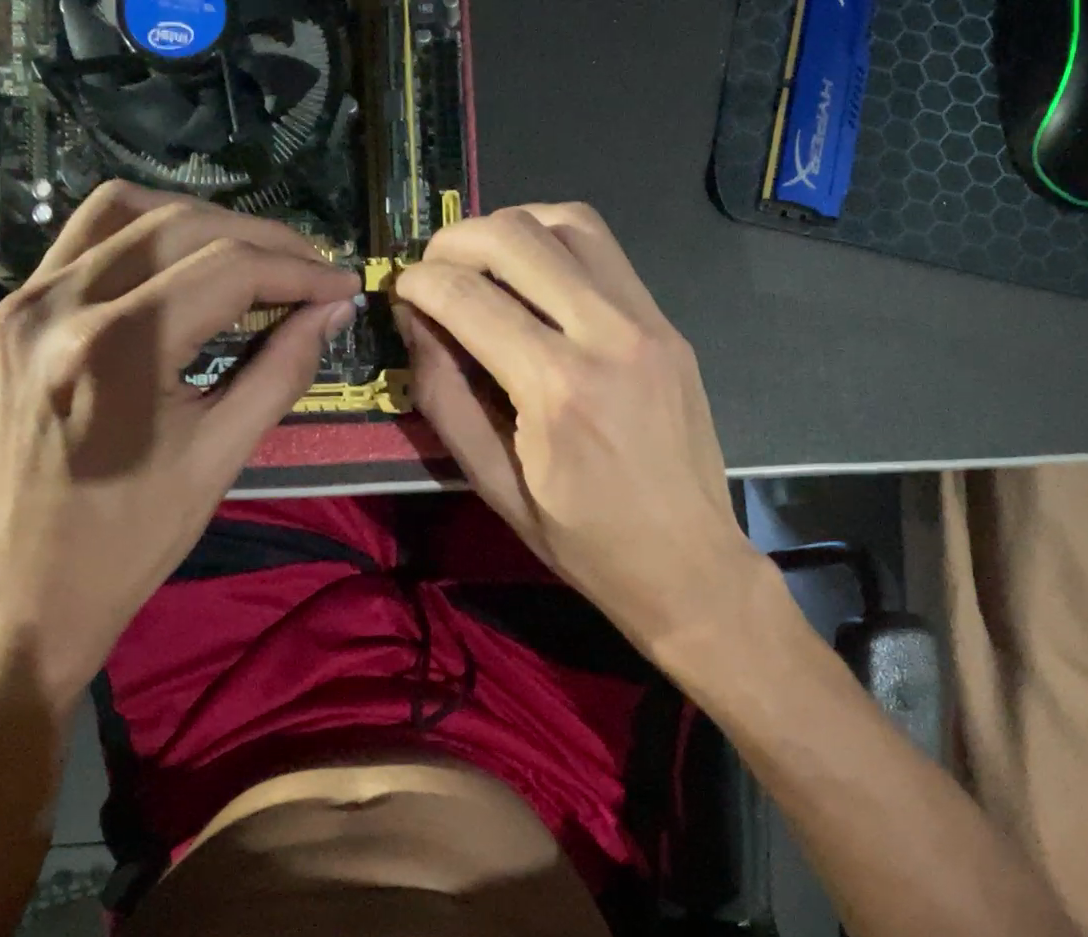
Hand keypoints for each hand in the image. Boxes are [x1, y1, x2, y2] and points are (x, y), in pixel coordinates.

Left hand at [0, 181, 361, 702]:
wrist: (37, 581)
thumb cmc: (136, 534)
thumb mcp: (221, 457)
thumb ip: (280, 372)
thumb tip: (331, 312)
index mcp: (117, 348)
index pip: (226, 271)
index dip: (298, 272)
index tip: (344, 285)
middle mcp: (62, 304)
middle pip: (181, 227)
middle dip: (262, 241)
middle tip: (315, 272)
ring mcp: (29, 301)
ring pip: (126, 212)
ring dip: (205, 223)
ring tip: (259, 259)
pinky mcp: (18, 312)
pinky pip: (87, 237)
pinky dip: (150, 234)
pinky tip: (190, 263)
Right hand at [393, 203, 762, 652]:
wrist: (688, 562)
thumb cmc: (587, 544)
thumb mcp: (498, 489)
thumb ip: (448, 401)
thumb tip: (417, 323)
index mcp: (557, 389)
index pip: (469, 297)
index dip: (419, 283)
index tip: (400, 290)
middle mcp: (607, 337)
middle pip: (518, 236)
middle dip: (457, 239)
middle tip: (433, 268)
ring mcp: (649, 325)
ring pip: (571, 224)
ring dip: (514, 228)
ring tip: (484, 263)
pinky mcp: (670, 329)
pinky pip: (609, 256)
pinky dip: (561, 246)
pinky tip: (539, 279)